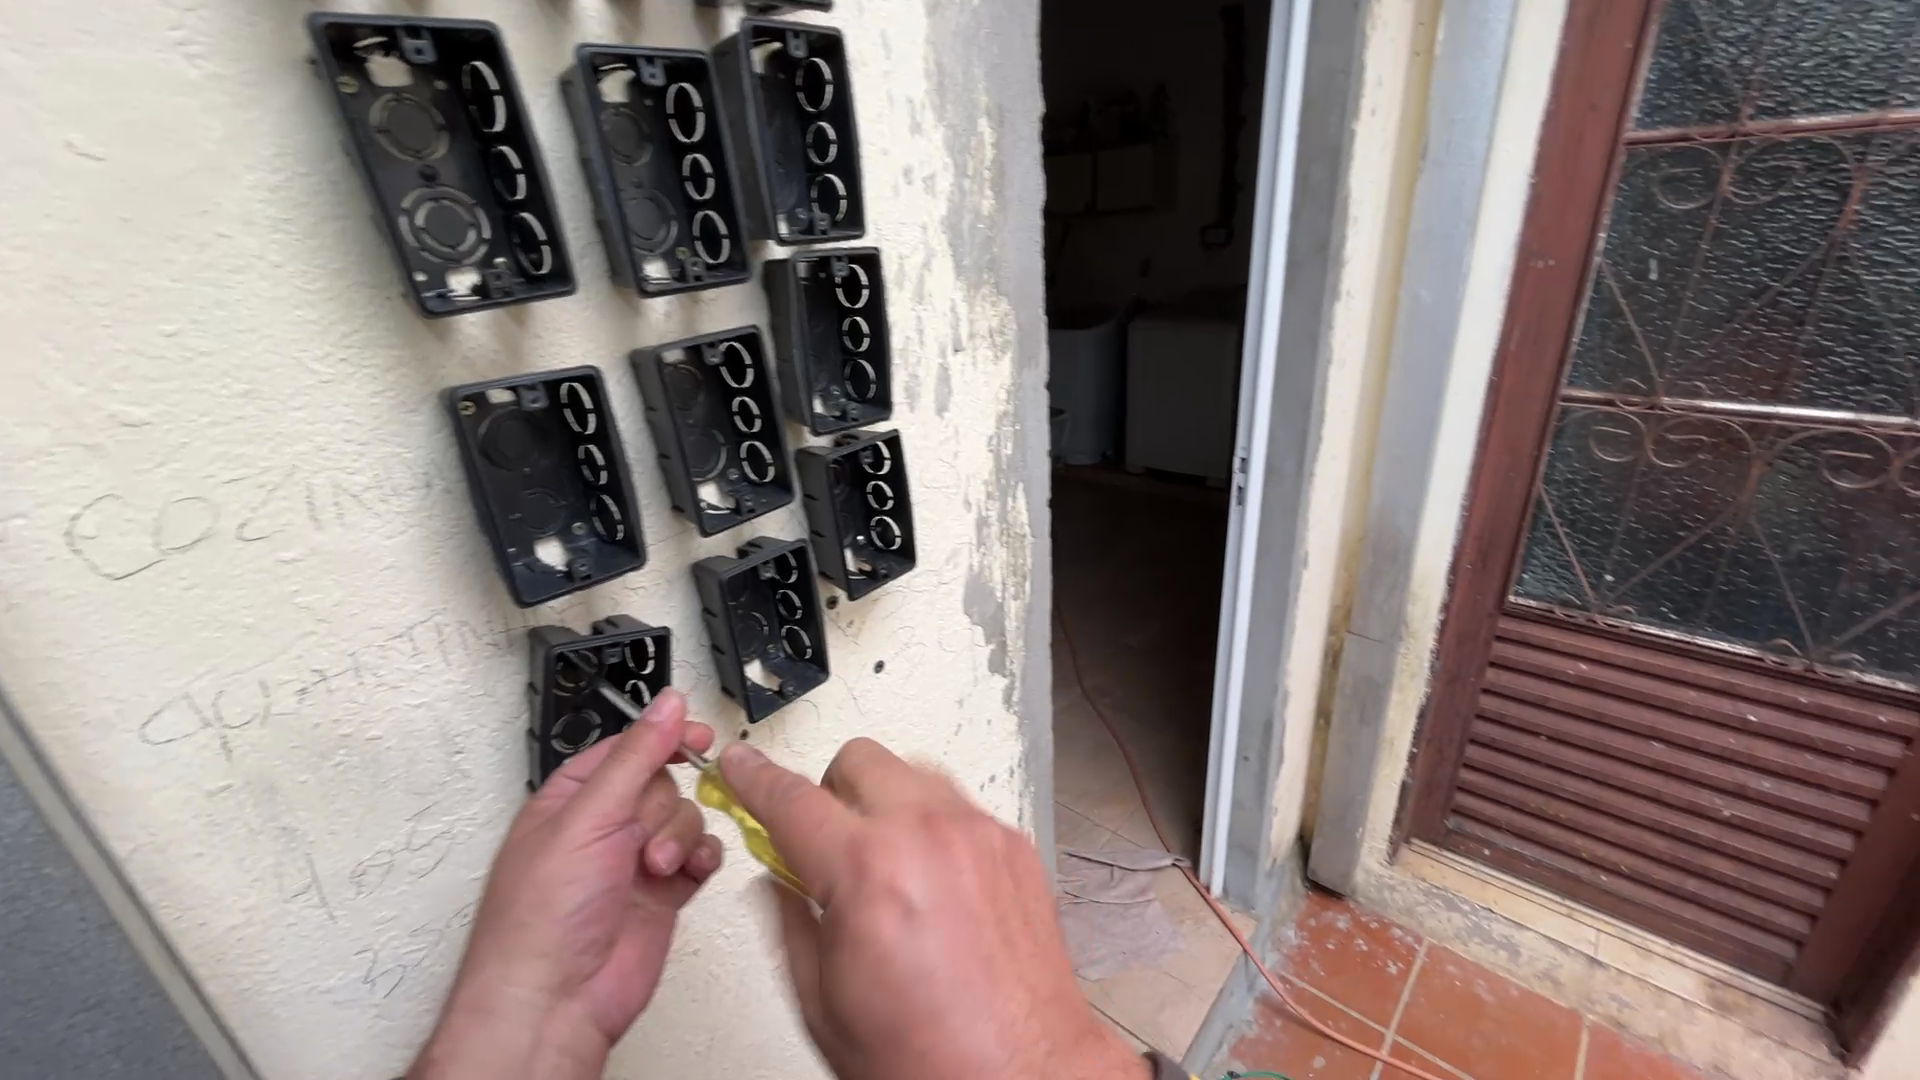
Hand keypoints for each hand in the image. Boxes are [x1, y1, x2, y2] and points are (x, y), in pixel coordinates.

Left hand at [410, 689, 722, 1079]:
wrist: (557, 1005)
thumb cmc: (542, 920)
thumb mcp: (589, 818)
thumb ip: (637, 756)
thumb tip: (668, 704)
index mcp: (573, 801)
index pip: (628, 749)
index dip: (664, 739)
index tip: (698, 736)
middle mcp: (605, 826)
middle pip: (665, 784)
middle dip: (664, 809)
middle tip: (644, 836)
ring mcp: (635, 859)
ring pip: (687, 817)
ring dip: (680, 840)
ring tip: (656, 869)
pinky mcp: (664, 891)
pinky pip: (701, 855)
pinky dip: (702, 860)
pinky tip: (687, 873)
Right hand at [719, 738, 1148, 1079]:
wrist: (1024, 1077)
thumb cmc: (932, 1058)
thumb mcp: (825, 1003)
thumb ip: (790, 921)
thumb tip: (778, 876)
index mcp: (869, 870)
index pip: (791, 799)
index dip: (755, 778)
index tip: (742, 765)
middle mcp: (928, 833)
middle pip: (858, 759)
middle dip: (829, 791)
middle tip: (826, 838)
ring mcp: (977, 831)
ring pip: (911, 770)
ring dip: (884, 801)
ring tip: (884, 859)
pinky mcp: (1012, 842)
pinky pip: (958, 803)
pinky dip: (932, 824)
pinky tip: (932, 876)